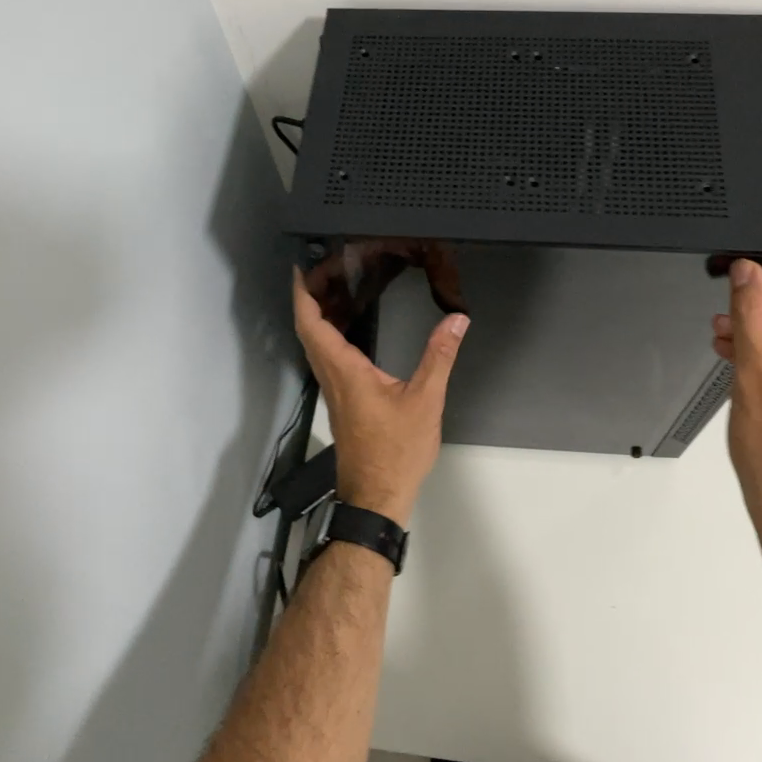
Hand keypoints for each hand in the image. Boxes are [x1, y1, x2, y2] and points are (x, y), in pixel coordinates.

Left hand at [292, 268, 469, 524]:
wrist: (376, 495)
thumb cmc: (396, 451)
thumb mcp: (425, 401)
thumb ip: (439, 357)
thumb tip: (457, 320)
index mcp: (344, 371)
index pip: (312, 323)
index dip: (304, 293)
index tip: (304, 266)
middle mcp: (331, 376)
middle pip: (310, 328)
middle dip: (314, 295)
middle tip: (332, 268)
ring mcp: (335, 391)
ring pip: (317, 343)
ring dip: (322, 314)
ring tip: (343, 288)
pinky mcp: (343, 402)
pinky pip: (329, 357)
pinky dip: (334, 334)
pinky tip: (354, 329)